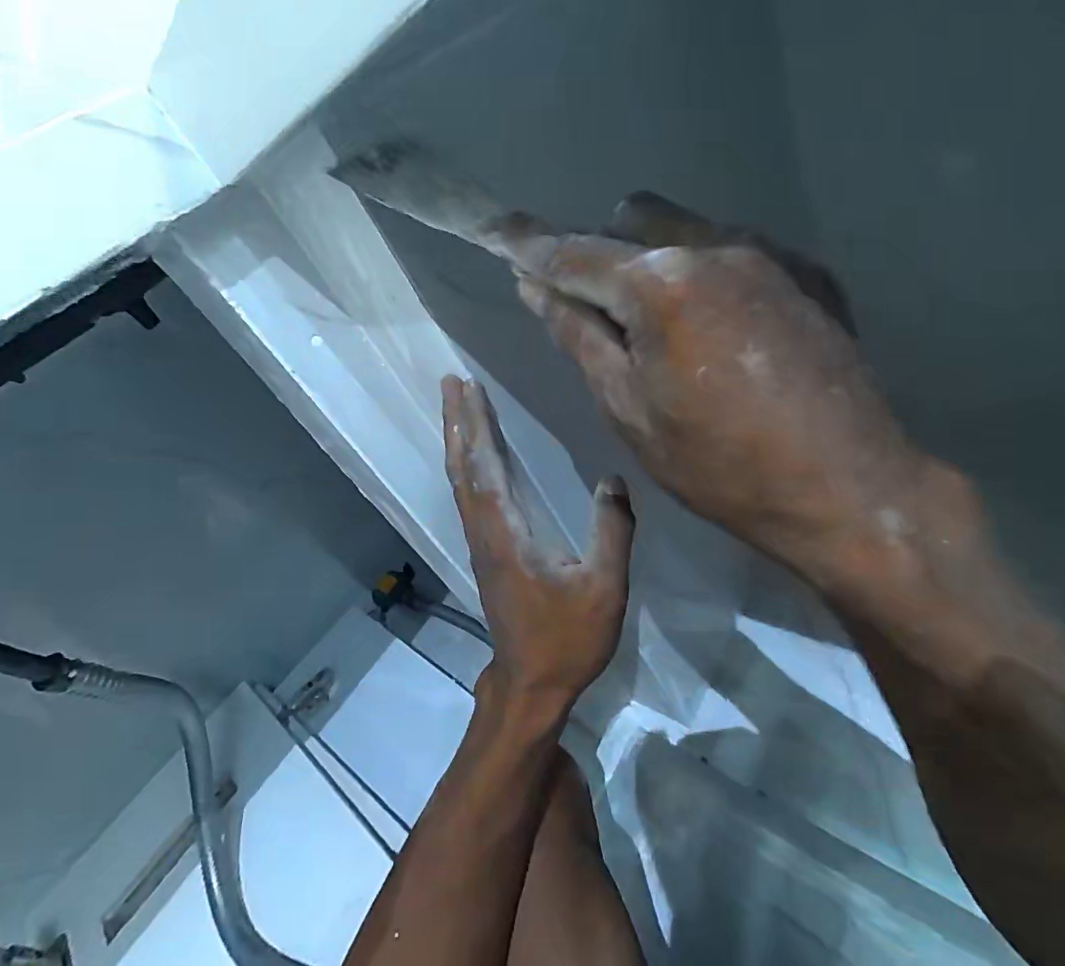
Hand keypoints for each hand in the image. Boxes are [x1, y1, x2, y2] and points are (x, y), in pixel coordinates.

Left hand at [442, 376, 634, 706]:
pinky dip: (468, 466)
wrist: (532, 683)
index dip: (475, 425)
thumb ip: (612, 530)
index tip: (466, 387)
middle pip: (463, 467)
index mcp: (506, 534)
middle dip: (456, 421)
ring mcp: (481, 544)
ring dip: (459, 441)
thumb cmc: (568, 639)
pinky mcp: (487, 554)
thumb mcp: (604, 588)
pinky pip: (470, 498)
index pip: (484, 468)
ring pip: (462, 482)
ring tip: (458, 407)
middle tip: (450, 381)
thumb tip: (613, 478)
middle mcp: (484, 532)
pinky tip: (476, 458)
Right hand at [510, 192, 931, 582]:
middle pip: (631, 219)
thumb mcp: (629, 411)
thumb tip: (535, 288)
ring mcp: (771, 254)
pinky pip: (734, 251)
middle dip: (599, 253)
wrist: (849, 490)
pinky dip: (704, 275)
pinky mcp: (809, 273)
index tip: (497, 230)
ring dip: (653, 261)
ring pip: (684, 228)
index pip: (575, 253)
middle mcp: (716, 245)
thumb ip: (579, 337)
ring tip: (664, 329)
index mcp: (662, 283)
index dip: (529, 244)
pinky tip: (721, 333)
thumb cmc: (721, 466)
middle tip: (597, 313)